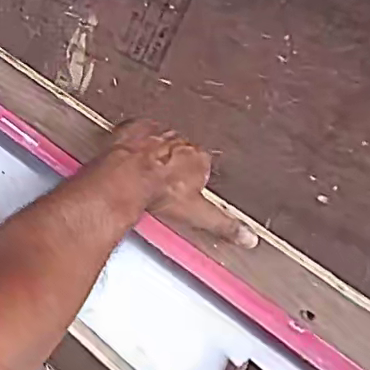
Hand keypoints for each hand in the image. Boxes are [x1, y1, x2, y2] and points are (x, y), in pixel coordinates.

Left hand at [98, 121, 255, 246]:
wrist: (126, 176)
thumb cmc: (160, 190)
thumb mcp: (196, 213)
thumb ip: (223, 225)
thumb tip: (247, 238)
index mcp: (198, 158)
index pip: (202, 165)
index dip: (192, 177)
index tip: (183, 187)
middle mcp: (178, 141)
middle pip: (178, 152)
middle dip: (171, 164)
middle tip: (159, 181)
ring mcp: (153, 135)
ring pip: (157, 140)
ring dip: (151, 151)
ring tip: (140, 169)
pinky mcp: (129, 131)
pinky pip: (131, 132)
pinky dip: (128, 140)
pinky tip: (122, 153)